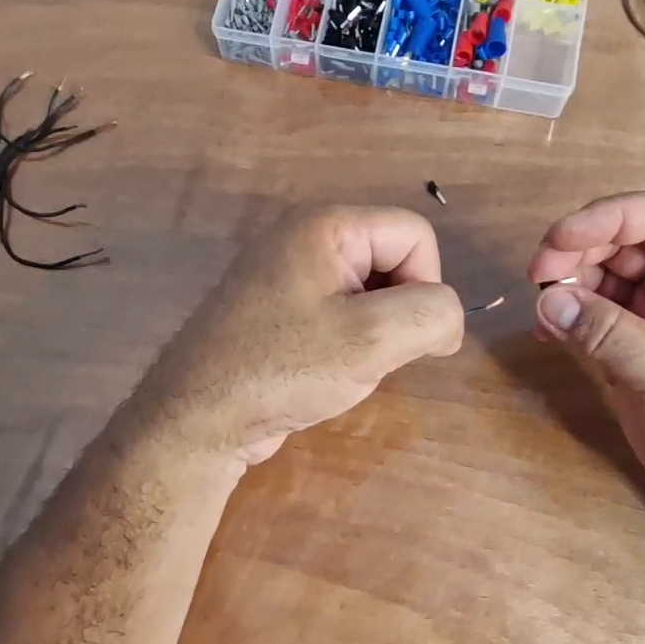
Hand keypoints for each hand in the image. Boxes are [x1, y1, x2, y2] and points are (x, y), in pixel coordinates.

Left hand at [143, 206, 463, 465]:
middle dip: (398, 313)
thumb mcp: (372, 341)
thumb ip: (432, 315)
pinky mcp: (275, 312)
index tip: (409, 341)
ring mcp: (284, 275)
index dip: (427, 288)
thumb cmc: (282, 370)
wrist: (197, 418)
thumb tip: (447, 319)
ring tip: (343, 367)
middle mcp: (302, 237)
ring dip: (373, 335)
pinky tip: (322, 374)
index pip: (415, 235)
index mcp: (325, 225)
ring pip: (368, 293)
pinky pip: (337, 315)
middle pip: (392, 260)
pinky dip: (346, 345)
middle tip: (372, 356)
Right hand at [526, 191, 644, 519]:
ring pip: (606, 278)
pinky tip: (546, 330)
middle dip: (581, 251)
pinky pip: (595, 317)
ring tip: (542, 307)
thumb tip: (547, 301)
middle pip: (628, 244)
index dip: (611, 217)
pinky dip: (568, 318)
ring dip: (570, 284)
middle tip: (539, 276)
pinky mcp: (636, 350)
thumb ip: (612, 336)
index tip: (559, 238)